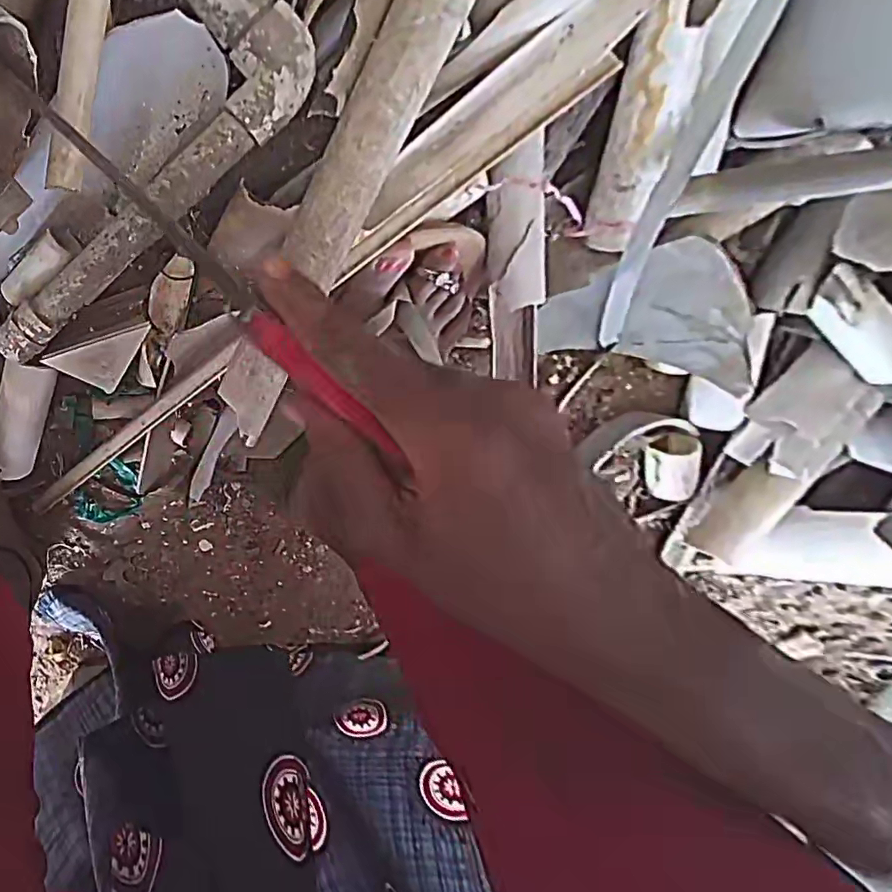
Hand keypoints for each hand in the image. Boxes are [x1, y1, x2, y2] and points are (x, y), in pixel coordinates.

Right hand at [257, 256, 891, 891]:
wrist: (622, 620)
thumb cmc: (494, 589)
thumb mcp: (392, 538)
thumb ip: (342, 461)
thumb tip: (307, 402)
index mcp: (447, 427)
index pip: (355, 353)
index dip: (303, 310)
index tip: (269, 271)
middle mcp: (487, 394)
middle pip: (384, 369)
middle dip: (342, 388)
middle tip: (320, 426)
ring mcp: (516, 398)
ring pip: (415, 387)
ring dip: (382, 416)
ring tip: (398, 487)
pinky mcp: (531, 410)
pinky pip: (447, 399)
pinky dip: (415, 423)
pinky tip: (430, 479)